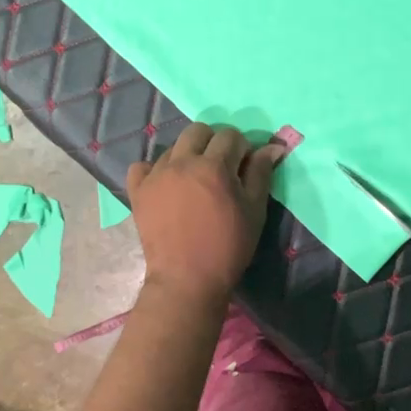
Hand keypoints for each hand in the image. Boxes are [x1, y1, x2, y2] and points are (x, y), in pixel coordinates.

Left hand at [127, 123, 283, 299]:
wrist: (187, 279)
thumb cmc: (228, 247)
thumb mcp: (254, 211)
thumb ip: (261, 174)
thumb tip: (272, 146)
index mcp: (214, 166)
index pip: (230, 136)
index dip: (241, 148)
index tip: (243, 167)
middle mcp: (182, 162)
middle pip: (198, 131)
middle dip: (212, 143)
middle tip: (219, 169)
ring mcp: (156, 175)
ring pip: (172, 147)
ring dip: (186, 156)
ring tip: (193, 182)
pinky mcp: (138, 191)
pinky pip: (142, 166)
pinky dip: (153, 171)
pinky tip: (164, 186)